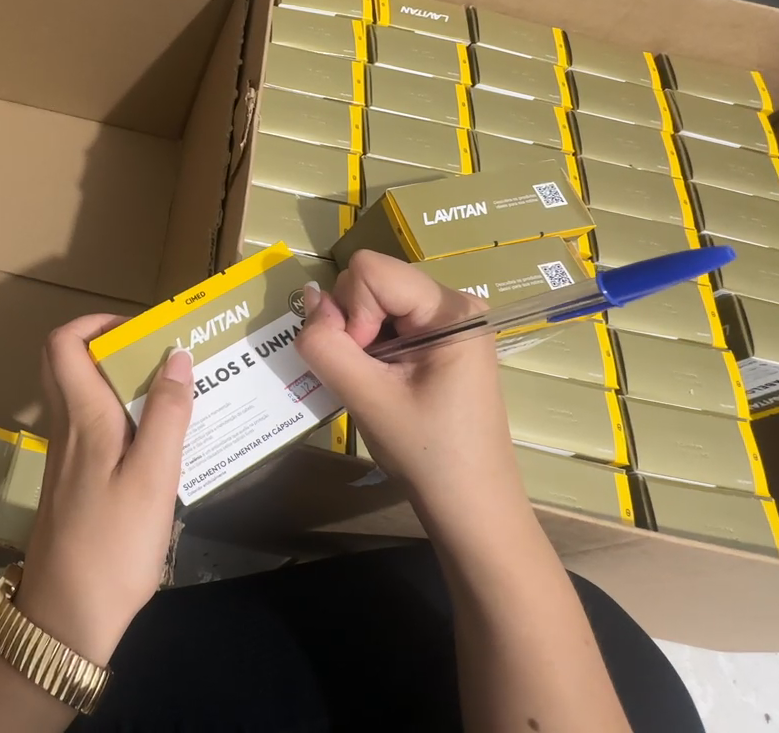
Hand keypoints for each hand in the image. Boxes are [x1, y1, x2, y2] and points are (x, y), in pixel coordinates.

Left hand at [16, 313, 193, 665]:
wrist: (66, 615)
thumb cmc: (113, 544)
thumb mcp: (153, 477)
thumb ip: (166, 414)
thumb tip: (175, 353)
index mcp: (82, 416)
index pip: (63, 343)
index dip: (94, 322)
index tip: (138, 329)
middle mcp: (66, 427)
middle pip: (68, 364)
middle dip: (110, 347)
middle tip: (157, 357)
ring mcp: (65, 456)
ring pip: (82, 397)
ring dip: (118, 384)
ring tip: (168, 395)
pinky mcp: (72, 482)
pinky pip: (91, 429)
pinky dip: (119, 419)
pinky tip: (156, 444)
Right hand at [295, 250, 528, 534]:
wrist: (470, 508)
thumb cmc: (428, 454)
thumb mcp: (366, 397)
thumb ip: (325, 343)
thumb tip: (307, 297)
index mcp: (451, 309)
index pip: (368, 271)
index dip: (350, 312)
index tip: (365, 363)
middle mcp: (452, 303)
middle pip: (369, 280)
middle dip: (350, 322)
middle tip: (365, 375)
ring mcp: (445, 320)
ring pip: (370, 298)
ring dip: (355, 336)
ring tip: (372, 381)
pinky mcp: (435, 339)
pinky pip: (382, 318)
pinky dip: (365, 344)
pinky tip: (378, 378)